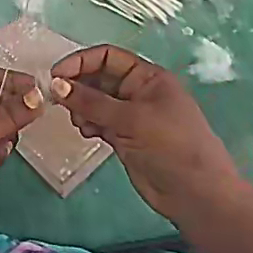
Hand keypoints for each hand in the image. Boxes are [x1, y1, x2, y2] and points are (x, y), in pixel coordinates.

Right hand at [49, 45, 245, 227]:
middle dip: (77, 87)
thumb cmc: (172, 146)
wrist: (196, 194)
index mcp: (147, 77)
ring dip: (81, 108)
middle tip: (58, 102)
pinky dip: (88, 124)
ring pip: (94, 102)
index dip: (81, 62)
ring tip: (80, 123)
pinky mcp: (123, 137)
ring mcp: (130, 116)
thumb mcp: (131, 119)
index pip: (108, 57)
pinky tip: (87, 133)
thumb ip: (91, 102)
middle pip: (98, 79)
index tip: (55, 76)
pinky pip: (97, 122)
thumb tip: (56, 84)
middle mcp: (137, 92)